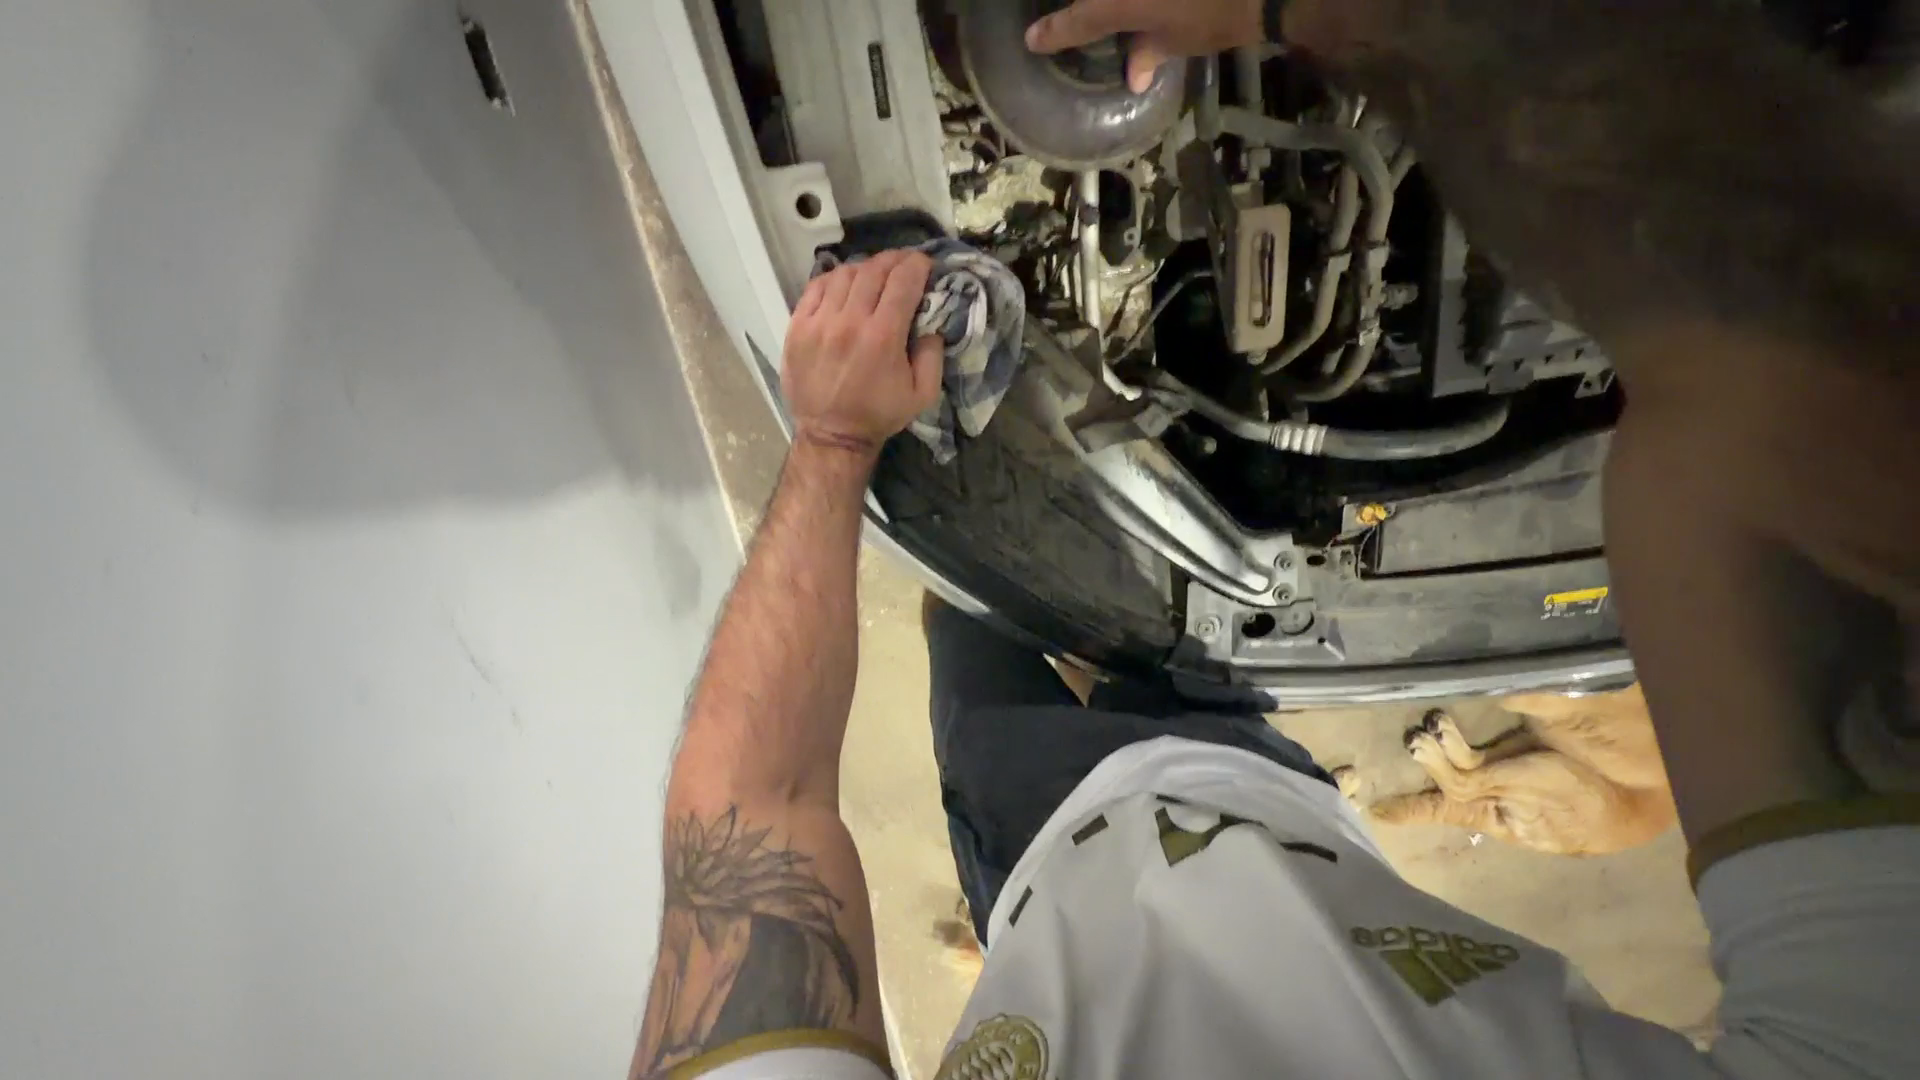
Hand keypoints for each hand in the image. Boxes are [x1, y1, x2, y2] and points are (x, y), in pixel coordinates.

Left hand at [784, 250, 944, 460]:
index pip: (903, 279)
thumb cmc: (879, 414)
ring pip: (845, 273)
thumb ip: (934, 353)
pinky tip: (846, 286)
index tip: (925, 266)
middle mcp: (849, 321)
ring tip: (875, 276)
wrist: (831, 435)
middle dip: (895, 261)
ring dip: (866, 268)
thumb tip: (933, 319)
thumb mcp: (923, 394)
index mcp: (883, 337)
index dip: (918, 265)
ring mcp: (819, 321)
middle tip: (904, 264)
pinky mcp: (797, 325)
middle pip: (874, 269)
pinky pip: (817, 286)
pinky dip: (836, 279)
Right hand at [1026, 0, 1264, 92]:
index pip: (1077, 20)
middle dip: (1080, 12)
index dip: (1053, 32)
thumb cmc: (1217, 13)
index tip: (1033, 39)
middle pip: (1094, 3)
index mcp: (1117, 3)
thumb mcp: (1179, 40)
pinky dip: (1137, 5)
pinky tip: (1149, 8)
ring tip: (1117, 17)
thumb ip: (1149, 52)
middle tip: (1070, 23)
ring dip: (1109, 10)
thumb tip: (1133, 75)